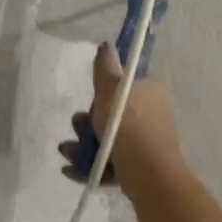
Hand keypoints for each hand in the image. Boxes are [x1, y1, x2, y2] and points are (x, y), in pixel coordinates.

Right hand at [58, 43, 184, 187]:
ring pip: (109, 138)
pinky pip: (110, 161)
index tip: (96, 90)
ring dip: (84, 144)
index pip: (133, 77)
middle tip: (77, 123)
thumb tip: (107, 45)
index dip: (112, 82)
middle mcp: (153, 112)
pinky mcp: (139, 166)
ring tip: (67, 151)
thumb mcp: (110, 90)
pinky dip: (90, 164)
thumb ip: (105, 68)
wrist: (149, 176)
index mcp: (153, 89)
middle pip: (114, 110)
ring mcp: (146, 141)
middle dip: (88, 120)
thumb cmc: (128, 126)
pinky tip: (70, 169)